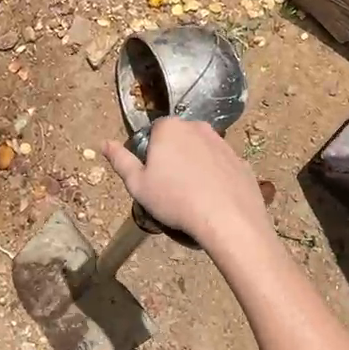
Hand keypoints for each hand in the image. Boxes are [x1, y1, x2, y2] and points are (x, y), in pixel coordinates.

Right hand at [101, 118, 271, 249]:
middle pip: (179, 139)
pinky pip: (222, 168)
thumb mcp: (137, 184)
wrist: (229, 221)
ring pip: (202, 152)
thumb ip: (120, 160)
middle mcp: (198, 128)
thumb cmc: (175, 200)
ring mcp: (224, 145)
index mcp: (170, 128)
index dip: (151, 152)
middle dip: (173, 156)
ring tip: (192, 197)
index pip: (155, 131)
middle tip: (169, 186)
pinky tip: (213, 201)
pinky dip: (216, 179)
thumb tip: (105, 143)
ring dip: (195, 167)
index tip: (152, 174)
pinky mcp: (242, 163)